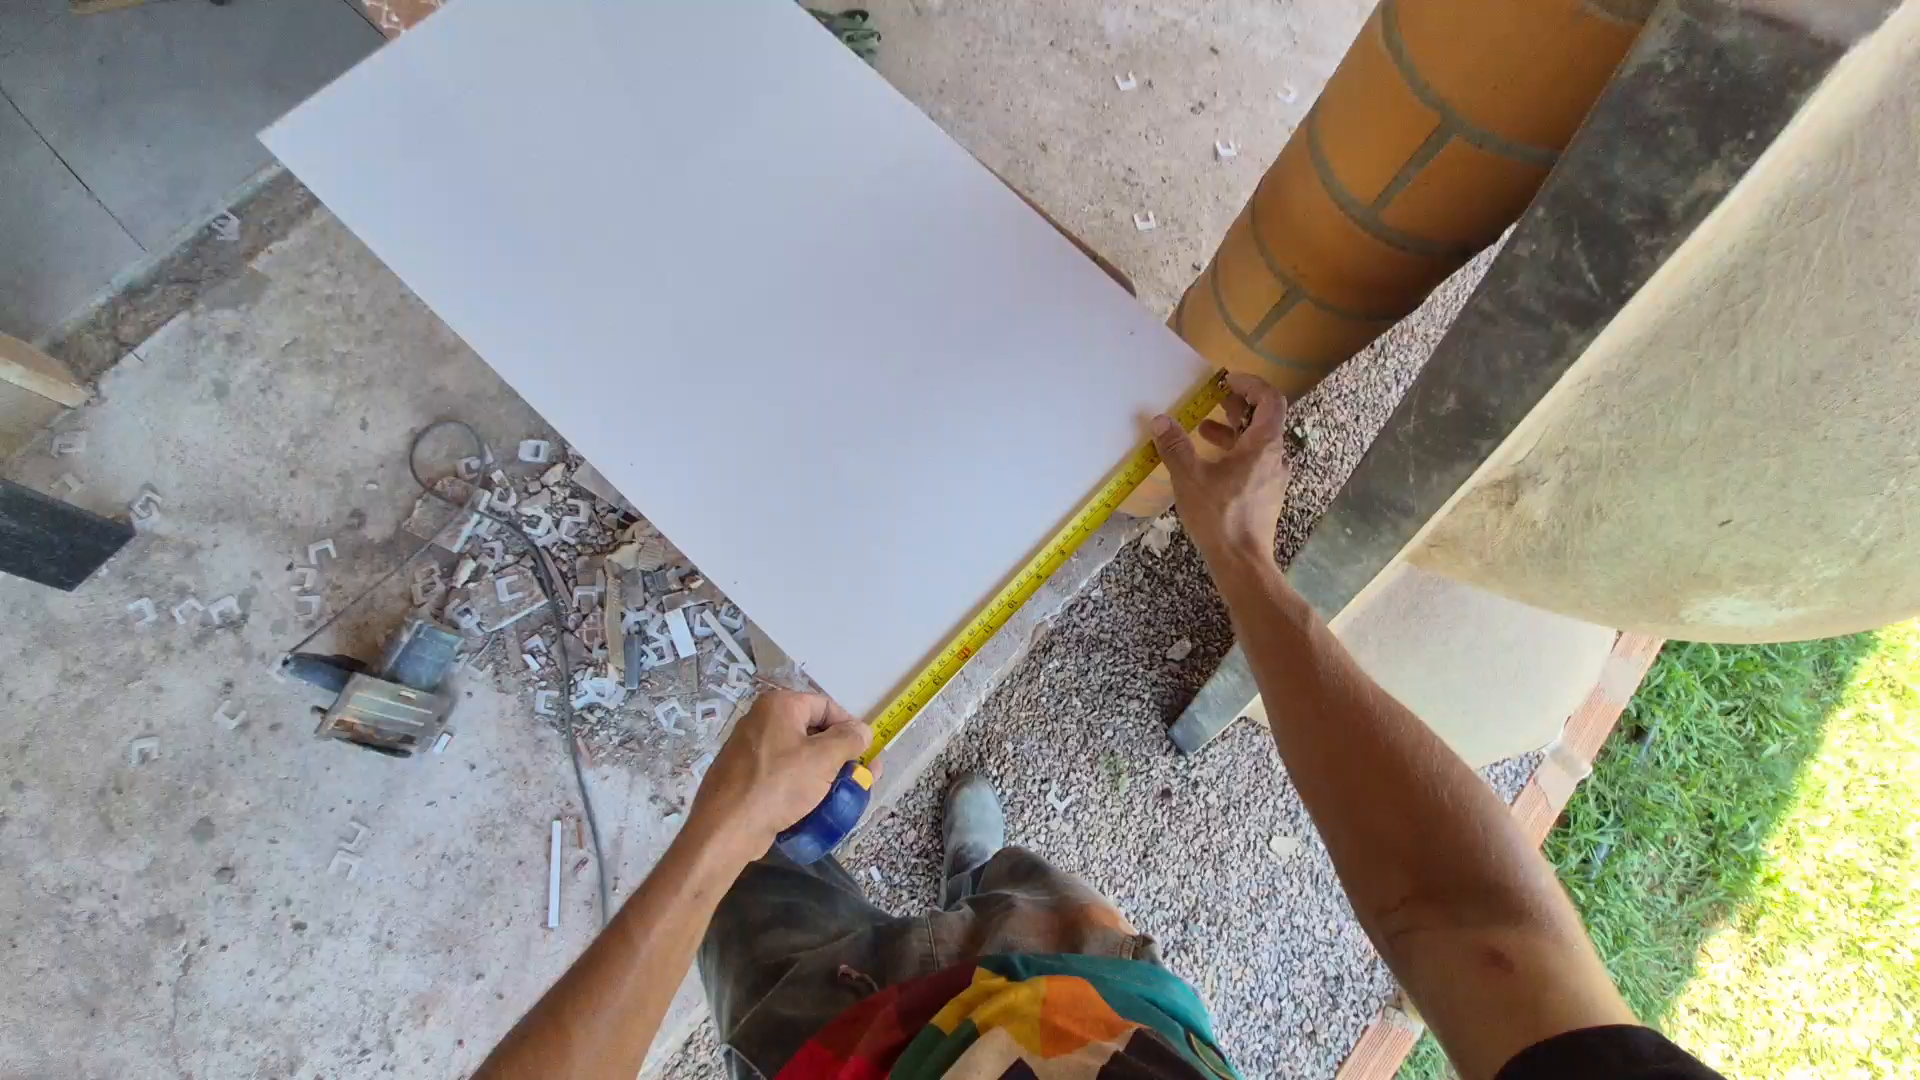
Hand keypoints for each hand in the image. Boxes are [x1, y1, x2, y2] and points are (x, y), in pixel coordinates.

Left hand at [687, 690, 872, 855]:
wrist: (726, 829)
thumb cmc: (778, 785)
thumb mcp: (823, 758)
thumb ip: (849, 739)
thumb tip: (862, 731)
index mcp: (779, 706)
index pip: (826, 705)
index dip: (850, 726)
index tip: (865, 751)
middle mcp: (760, 720)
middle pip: (812, 730)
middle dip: (838, 752)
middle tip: (858, 774)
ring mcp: (748, 748)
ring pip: (797, 753)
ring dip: (822, 770)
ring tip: (840, 791)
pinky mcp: (742, 775)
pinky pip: (780, 772)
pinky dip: (800, 782)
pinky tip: (812, 802)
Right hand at [1149, 372, 1291, 576]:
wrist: (1242, 561)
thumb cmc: (1218, 516)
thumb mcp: (1190, 478)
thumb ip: (1175, 447)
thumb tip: (1161, 421)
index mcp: (1263, 446)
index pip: (1269, 400)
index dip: (1250, 385)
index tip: (1226, 380)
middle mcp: (1274, 458)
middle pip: (1264, 421)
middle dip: (1238, 407)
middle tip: (1213, 400)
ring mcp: (1272, 478)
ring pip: (1257, 444)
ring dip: (1232, 432)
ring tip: (1203, 431)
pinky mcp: (1265, 496)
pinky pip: (1253, 464)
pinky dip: (1234, 454)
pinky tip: (1209, 465)